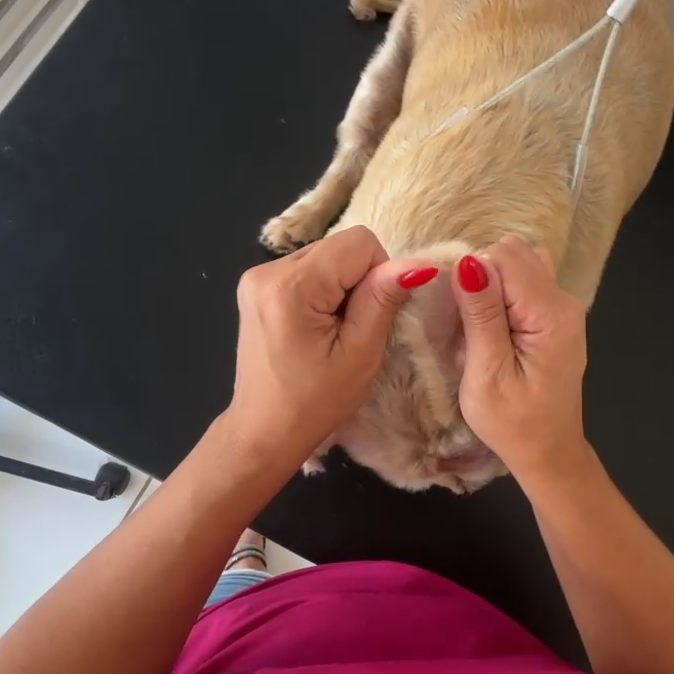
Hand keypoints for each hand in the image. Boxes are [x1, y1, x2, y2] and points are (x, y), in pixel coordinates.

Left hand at [225, 225, 436, 465]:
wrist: (265, 431)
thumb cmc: (315, 402)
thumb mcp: (359, 354)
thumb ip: (383, 300)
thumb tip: (417, 263)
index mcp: (291, 285)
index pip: (359, 242)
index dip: (378, 274)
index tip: (369, 316)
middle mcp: (267, 269)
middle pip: (339, 246)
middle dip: (357, 281)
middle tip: (351, 329)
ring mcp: (256, 277)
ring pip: (324, 256)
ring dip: (340, 286)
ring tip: (333, 331)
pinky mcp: (255, 287)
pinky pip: (306, 269)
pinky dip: (322, 291)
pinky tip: (316, 328)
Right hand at [452, 236, 591, 476]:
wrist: (547, 451)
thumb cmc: (512, 423)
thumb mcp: (487, 374)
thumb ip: (480, 315)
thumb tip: (466, 261)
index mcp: (550, 314)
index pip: (504, 256)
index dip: (472, 276)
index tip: (458, 315)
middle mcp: (563, 300)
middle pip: (513, 252)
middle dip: (481, 276)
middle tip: (468, 324)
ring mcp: (562, 306)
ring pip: (519, 261)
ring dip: (492, 283)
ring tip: (481, 323)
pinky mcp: (555, 314)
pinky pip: (524, 281)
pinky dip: (502, 292)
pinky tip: (493, 325)